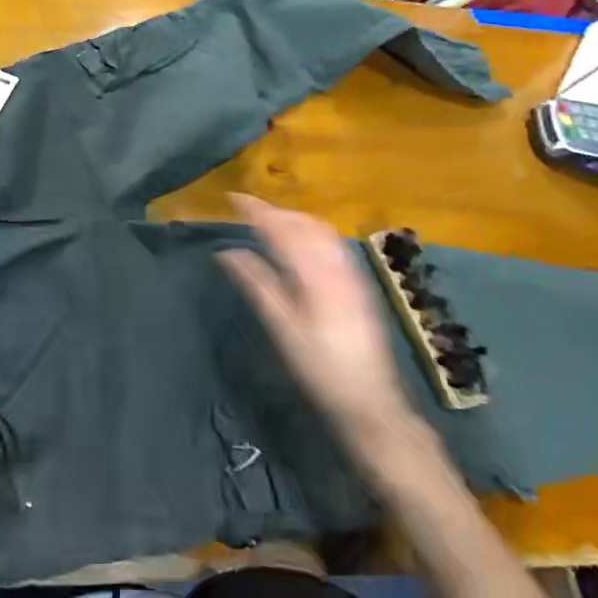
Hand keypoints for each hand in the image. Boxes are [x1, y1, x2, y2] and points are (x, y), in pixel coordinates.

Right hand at [218, 195, 408, 431]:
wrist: (370, 398)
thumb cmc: (321, 368)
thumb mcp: (284, 330)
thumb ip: (258, 285)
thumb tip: (228, 253)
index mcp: (315, 275)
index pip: (282, 229)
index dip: (257, 210)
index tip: (233, 198)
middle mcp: (336, 265)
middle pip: (302, 223)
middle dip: (273, 211)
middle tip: (244, 209)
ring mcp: (351, 272)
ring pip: (319, 229)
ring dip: (292, 217)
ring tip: (267, 219)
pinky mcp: (357, 281)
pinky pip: (331, 241)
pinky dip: (309, 229)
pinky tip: (298, 240)